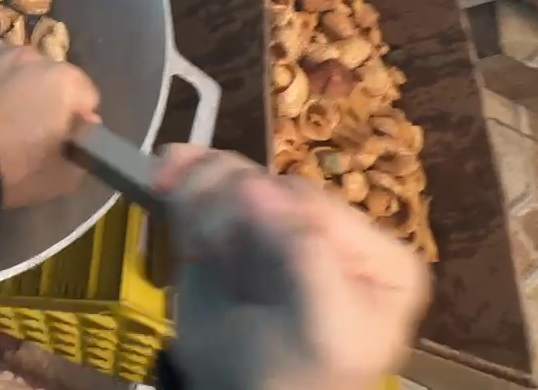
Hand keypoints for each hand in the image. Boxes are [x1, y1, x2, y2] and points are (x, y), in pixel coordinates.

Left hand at [0, 42, 99, 207]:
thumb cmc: (9, 167)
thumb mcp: (61, 178)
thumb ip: (85, 150)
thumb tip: (83, 127)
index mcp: (64, 82)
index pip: (87, 97)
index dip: (78, 120)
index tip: (61, 139)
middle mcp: (34, 56)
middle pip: (53, 78)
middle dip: (47, 98)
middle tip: (28, 129)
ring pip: (21, 69)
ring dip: (18, 85)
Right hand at [153, 145, 429, 389]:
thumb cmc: (292, 378)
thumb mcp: (323, 333)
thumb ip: (306, 257)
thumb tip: (255, 183)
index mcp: (376, 256)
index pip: (308, 203)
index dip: (260, 218)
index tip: (223, 250)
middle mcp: (328, 227)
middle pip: (263, 181)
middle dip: (223, 210)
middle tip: (210, 255)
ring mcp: (272, 216)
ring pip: (228, 169)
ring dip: (196, 194)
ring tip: (192, 242)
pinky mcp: (226, 213)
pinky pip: (201, 169)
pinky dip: (177, 170)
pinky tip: (161, 182)